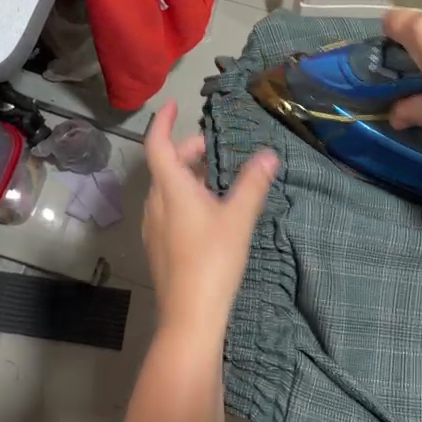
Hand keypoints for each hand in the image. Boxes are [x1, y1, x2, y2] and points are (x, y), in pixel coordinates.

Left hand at [141, 102, 278, 336]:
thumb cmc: (213, 260)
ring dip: (187, 174)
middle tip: (215, 148)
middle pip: (165, 165)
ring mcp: (152, 226)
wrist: (189, 316)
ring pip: (166, 188)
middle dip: (187, 149)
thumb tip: (269, 155)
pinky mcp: (158, 245)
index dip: (162, 121)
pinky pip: (167, 208)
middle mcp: (155, 203)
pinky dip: (184, 196)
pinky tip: (207, 212)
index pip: (157, 143)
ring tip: (216, 177)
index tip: (173, 105)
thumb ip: (253, 184)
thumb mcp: (239, 218)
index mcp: (170, 188)